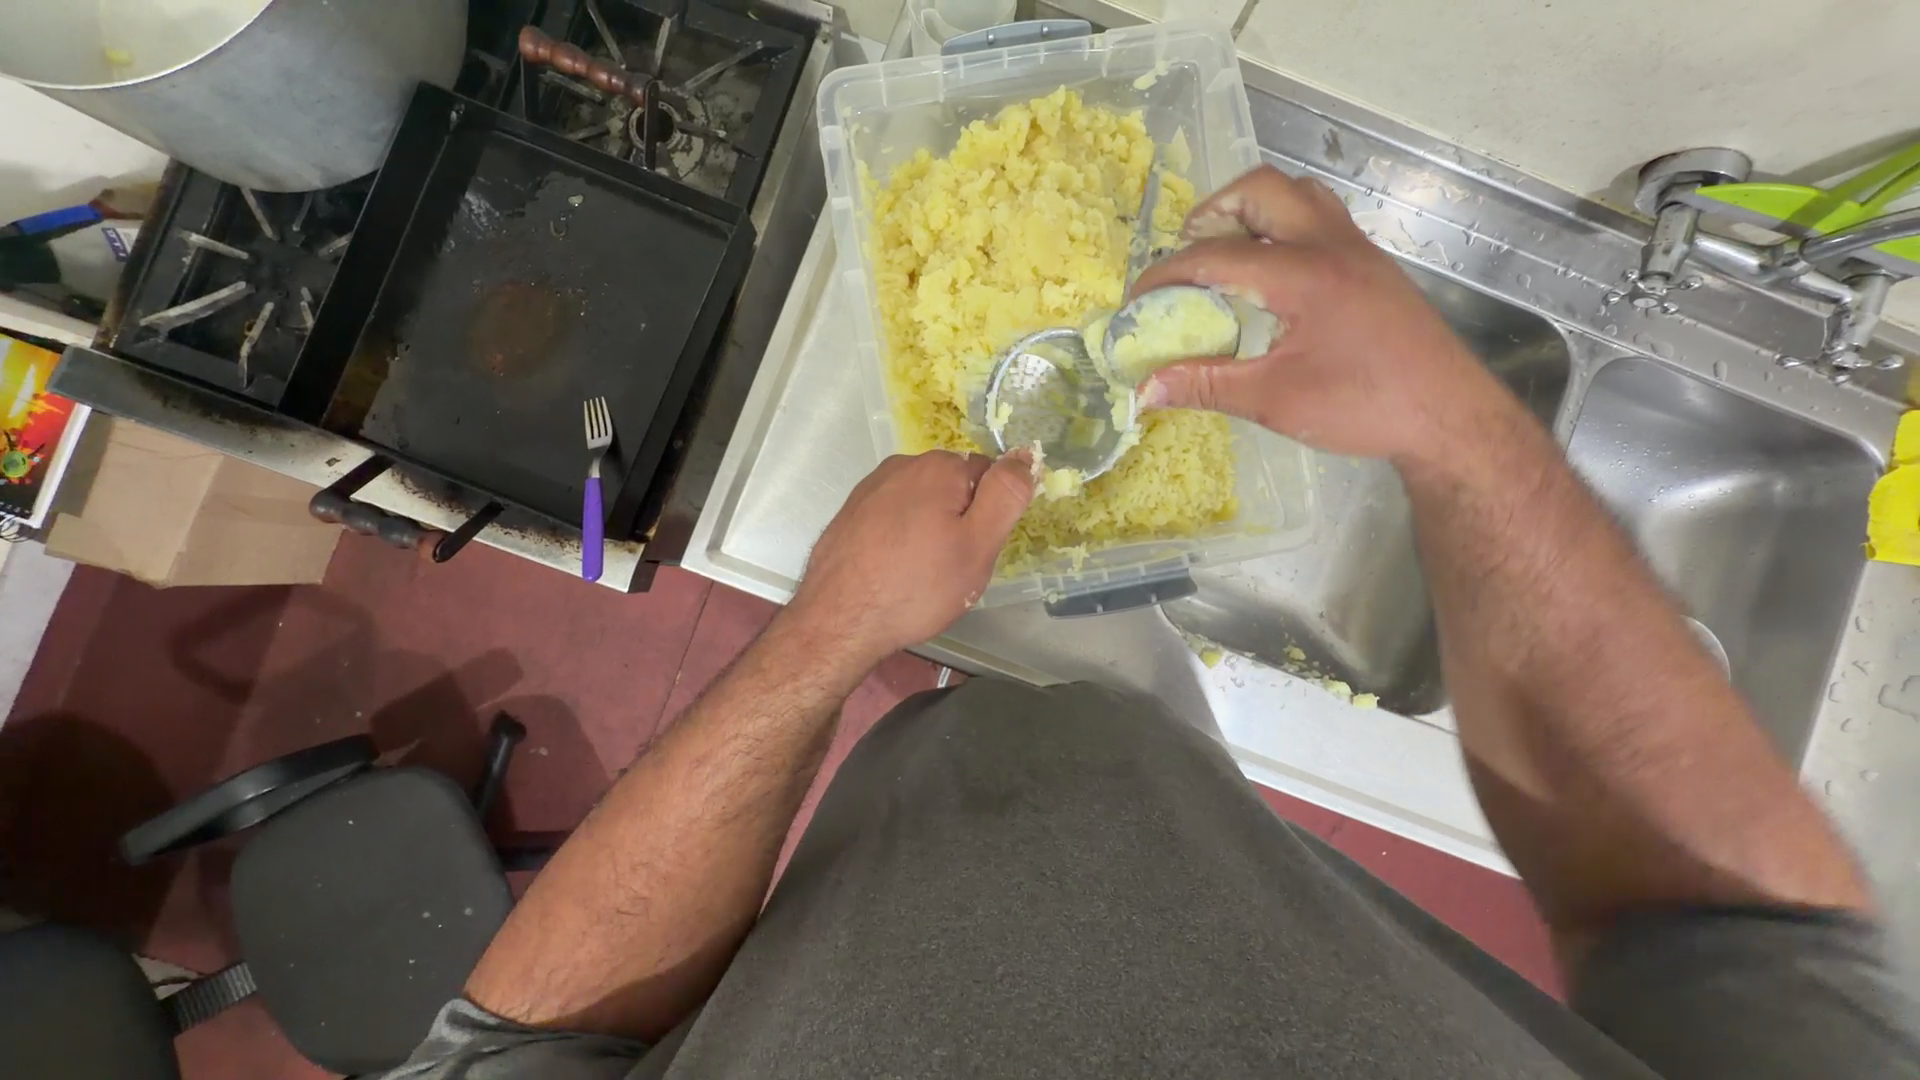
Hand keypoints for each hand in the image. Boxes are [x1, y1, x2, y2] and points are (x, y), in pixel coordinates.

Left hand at [785, 450, 1034, 663]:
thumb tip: (1024, 455)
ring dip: (928, 528)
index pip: (988, 475)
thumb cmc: (917, 586)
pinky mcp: (850, 513)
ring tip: (920, 573)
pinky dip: (899, 538)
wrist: (840, 619)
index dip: (990, 514)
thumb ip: (1006, 496)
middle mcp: (902, 466)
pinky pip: (891, 517)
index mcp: (939, 468)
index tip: (976, 548)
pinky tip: (893, 570)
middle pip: (952, 487)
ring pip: (920, 502)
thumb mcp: (978, 545)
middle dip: (958, 520)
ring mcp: (870, 488)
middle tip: (951, 566)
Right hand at [1132, 165, 1515, 464]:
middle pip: (1259, 191)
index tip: (1135, 301)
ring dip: (1252, 212)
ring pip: (1296, 195)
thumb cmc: (1362, 405)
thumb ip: (1205, 386)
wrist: (1447, 414)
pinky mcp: (1370, 265)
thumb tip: (1144, 390)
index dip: (1165, 275)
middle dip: (1211, 215)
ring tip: (1226, 255)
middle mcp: (1329, 245)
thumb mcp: (1273, 400)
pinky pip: (1320, 218)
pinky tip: (1272, 275)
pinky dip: (1283, 227)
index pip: (1214, 257)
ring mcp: (1355, 249)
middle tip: (1187, 259)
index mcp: (1301, 274)